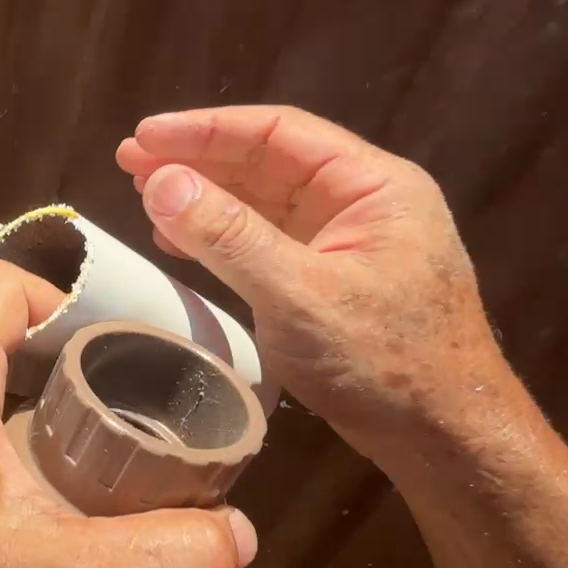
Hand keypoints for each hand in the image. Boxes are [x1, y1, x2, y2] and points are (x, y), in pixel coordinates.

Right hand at [116, 106, 511, 454]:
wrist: (438, 437)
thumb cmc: (381, 360)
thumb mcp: (298, 293)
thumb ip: (228, 236)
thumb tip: (161, 182)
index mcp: (370, 187)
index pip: (278, 133)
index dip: (206, 130)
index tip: (144, 136)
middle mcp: (355, 203)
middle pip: (263, 163)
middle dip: (195, 160)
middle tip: (128, 160)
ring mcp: (336, 243)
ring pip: (255, 202)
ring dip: (198, 195)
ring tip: (141, 189)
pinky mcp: (318, 279)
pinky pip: (256, 242)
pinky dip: (211, 237)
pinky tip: (174, 238)